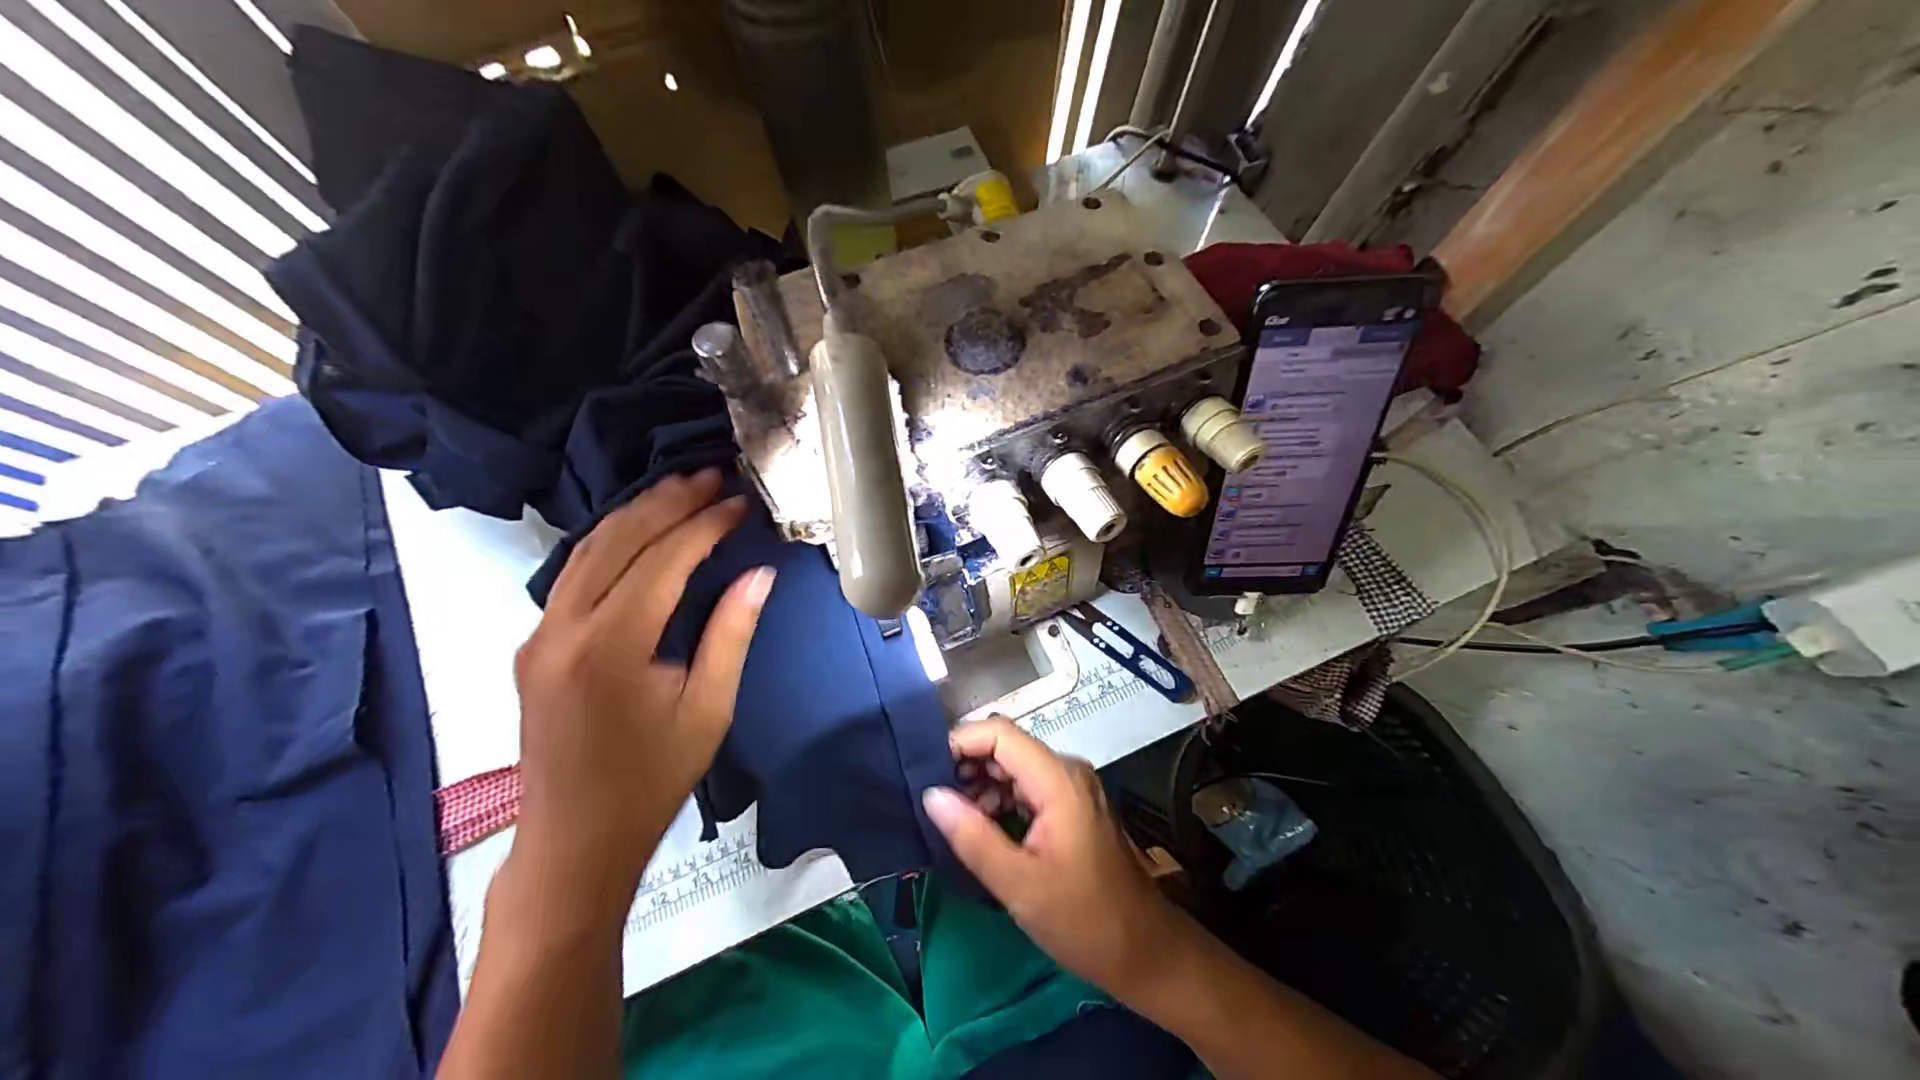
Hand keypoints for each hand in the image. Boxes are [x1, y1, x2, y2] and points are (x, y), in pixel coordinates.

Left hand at [511, 469, 774, 910]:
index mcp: (610, 645)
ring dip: (636, 514)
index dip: (706, 526)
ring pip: (587, 550)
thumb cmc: (651, 780)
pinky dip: (611, 542)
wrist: (575, 839)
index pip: (664, 560)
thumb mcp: (708, 708)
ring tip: (681, 490)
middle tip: (712, 476)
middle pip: (619, 541)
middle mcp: (563, 628)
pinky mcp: (535, 644)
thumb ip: (731, 633)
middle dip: (669, 503)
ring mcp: (540, 634)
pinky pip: (573, 574)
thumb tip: (759, 575)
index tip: (740, 502)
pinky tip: (639, 531)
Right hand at [921, 717, 1187, 997]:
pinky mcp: (1071, 806)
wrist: (1146, 951)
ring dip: (981, 785)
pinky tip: (982, 828)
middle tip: (935, 800)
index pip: (999, 732)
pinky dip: (1001, 799)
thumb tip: (931, 795)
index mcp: (1058, 780)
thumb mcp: (1018, 884)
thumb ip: (972, 835)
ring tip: (955, 820)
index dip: (959, 743)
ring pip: (1015, 766)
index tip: (925, 772)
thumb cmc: (1083, 920)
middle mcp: (1067, 771)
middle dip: (966, 766)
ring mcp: (1072, 787)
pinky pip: (1028, 786)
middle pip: (1006, 746)